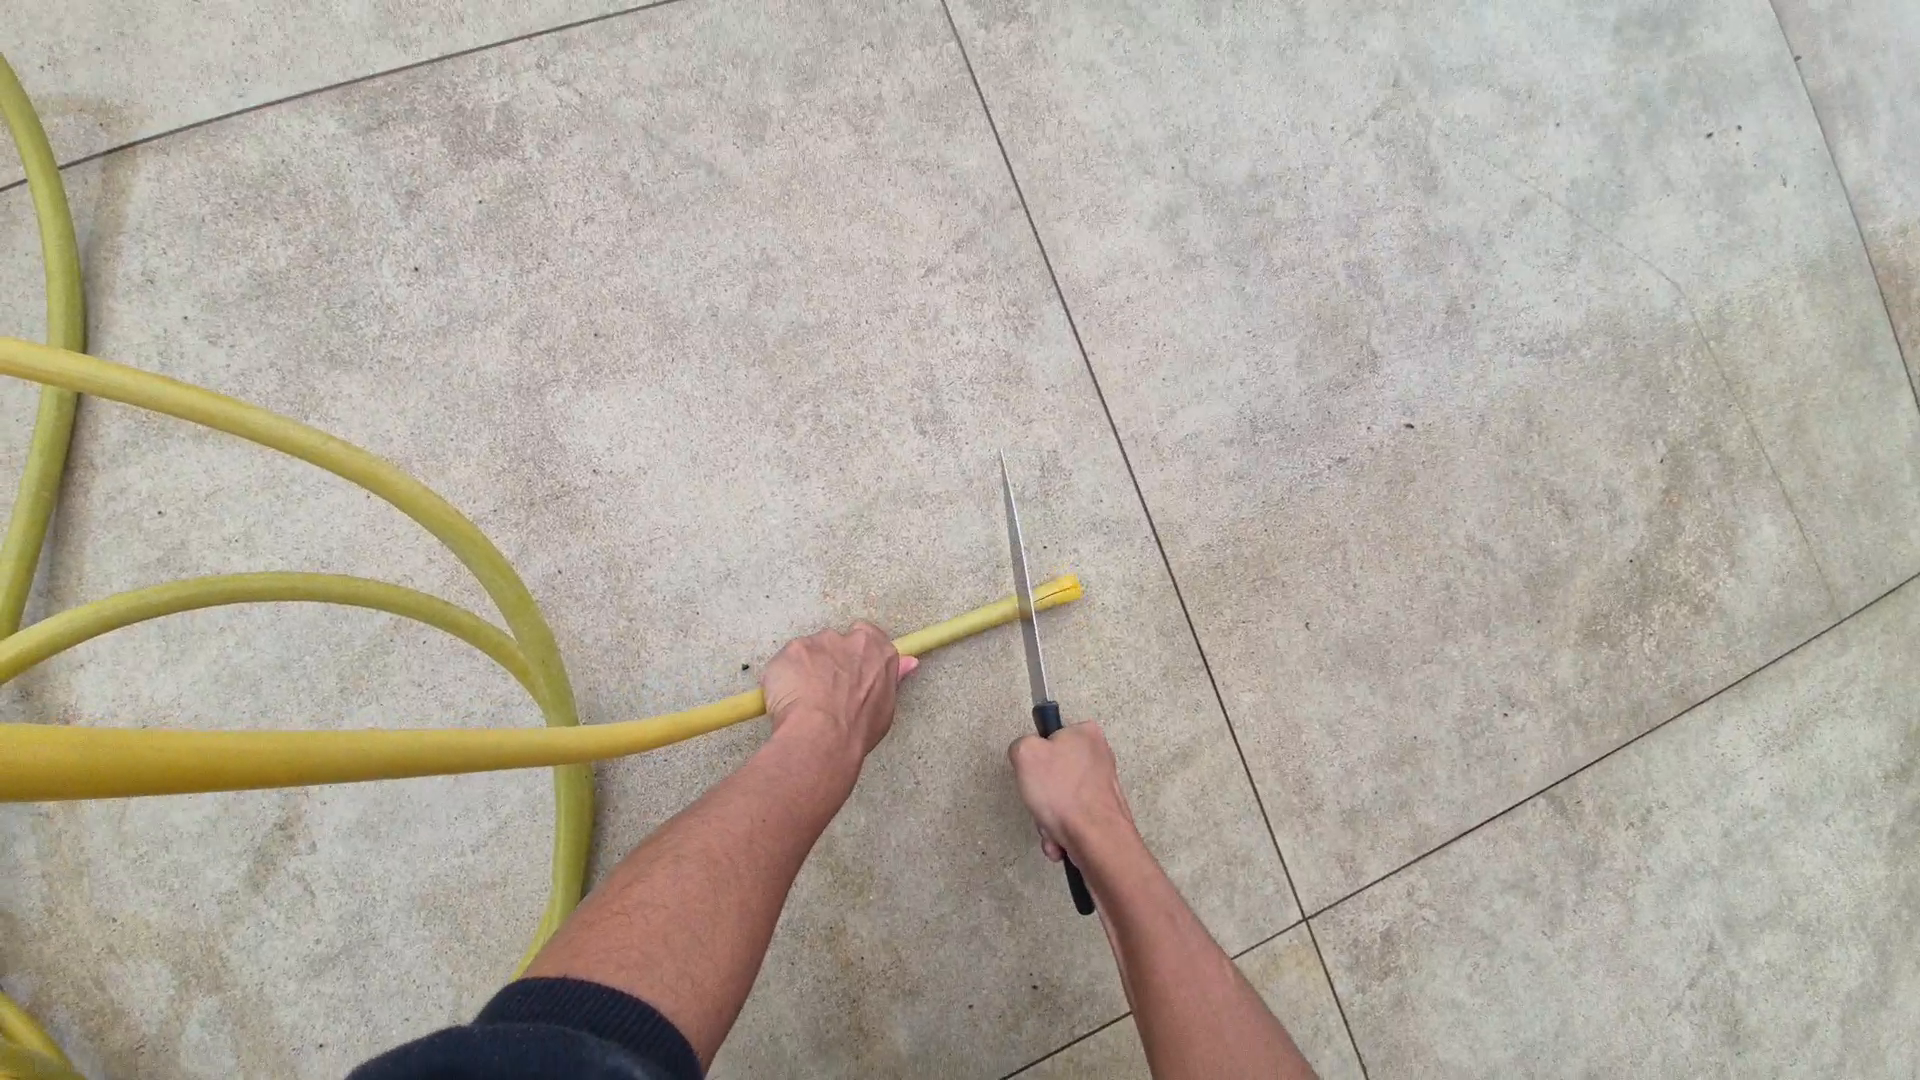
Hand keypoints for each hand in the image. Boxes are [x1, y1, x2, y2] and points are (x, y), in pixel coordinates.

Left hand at [762, 622, 918, 758]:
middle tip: (822, 689)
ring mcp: (822, 642)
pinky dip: (783, 677)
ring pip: (808, 651)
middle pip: (836, 641)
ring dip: (804, 669)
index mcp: (879, 653)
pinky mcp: (794, 649)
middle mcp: (853, 641)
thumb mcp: (885, 707)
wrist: (824, 735)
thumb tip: (909, 663)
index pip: (868, 636)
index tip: (848, 668)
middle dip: (827, 660)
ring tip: (802, 700)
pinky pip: (786, 661)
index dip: (855, 652)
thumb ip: (890, 679)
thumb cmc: (856, 728)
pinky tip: (788, 699)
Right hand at [1008, 721, 1135, 862]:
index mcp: (1086, 733)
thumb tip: (1026, 755)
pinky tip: (1060, 837)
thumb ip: (1020, 744)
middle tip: (1040, 801)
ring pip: (1062, 798)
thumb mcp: (1025, 753)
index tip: (1034, 770)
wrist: (1096, 839)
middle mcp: (1100, 756)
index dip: (1036, 755)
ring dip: (1049, 815)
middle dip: (1042, 793)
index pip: (1051, 736)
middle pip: (1055, 771)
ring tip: (1050, 825)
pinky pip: (1073, 816)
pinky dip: (1062, 829)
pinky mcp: (1105, 811)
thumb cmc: (1063, 793)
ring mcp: (1104, 785)